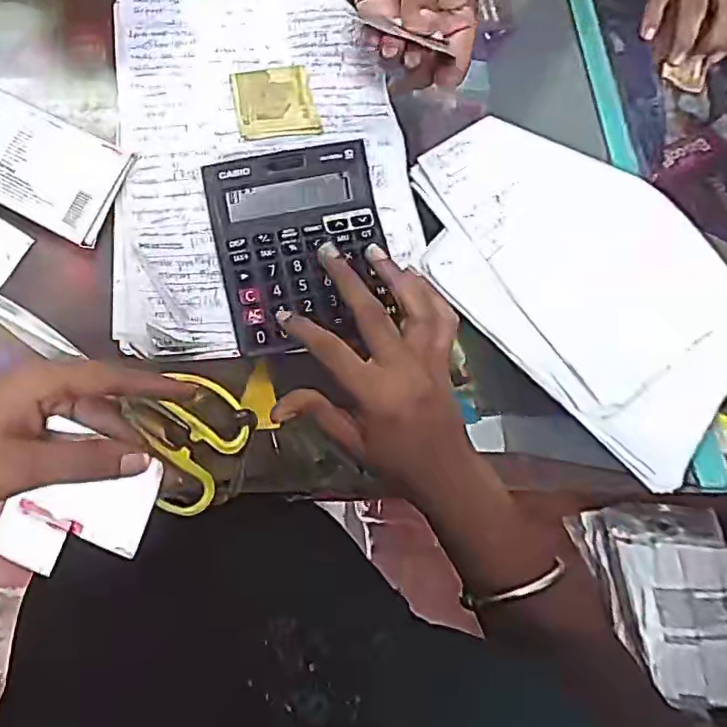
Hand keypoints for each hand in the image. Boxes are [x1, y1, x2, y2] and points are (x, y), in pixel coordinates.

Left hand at [0, 360, 188, 513]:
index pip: (107, 376)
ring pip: (85, 412)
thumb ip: (88, 461)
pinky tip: (105, 463)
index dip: (150, 383)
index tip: (185, 388)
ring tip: (142, 460)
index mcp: (39, 380)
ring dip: (113, 434)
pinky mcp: (22, 419)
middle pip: (100, 394)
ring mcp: (28, 400)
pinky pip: (69, 424)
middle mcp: (37, 383)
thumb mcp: (29, 466)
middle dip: (135, 417)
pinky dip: (91, 442)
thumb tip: (140, 459)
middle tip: (169, 437)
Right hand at [271, 241, 469, 489]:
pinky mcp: (444, 358)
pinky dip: (431, 294)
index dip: (305, 329)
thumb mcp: (351, 440)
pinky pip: (442, 319)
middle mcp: (404, 368)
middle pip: (373, 313)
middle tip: (331, 254)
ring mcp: (428, 360)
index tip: (287, 314)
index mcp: (375, 391)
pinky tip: (416, 278)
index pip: (332, 350)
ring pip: (414, 307)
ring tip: (376, 252)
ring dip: (394, 275)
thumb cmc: (397, 461)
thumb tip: (279, 406)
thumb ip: (317, 412)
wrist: (447, 473)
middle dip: (348, 279)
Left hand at [345, 0, 475, 88]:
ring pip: (399, 52)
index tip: (444, 82)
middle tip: (413, 65)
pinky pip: (374, 37)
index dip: (453, 66)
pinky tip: (374, 42)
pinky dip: (373, 44)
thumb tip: (421, 28)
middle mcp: (428, 18)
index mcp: (456, 5)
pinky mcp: (375, 11)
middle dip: (420, 67)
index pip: (459, 45)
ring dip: (396, 58)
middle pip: (427, 57)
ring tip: (394, 50)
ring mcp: (400, 16)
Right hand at [629, 0, 726, 68]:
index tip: (720, 54)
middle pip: (723, 13)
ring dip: (683, 39)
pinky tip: (648, 34)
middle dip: (712, 42)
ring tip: (673, 59)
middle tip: (698, 62)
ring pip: (693, 12)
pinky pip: (661, 0)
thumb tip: (705, 24)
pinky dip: (654, 19)